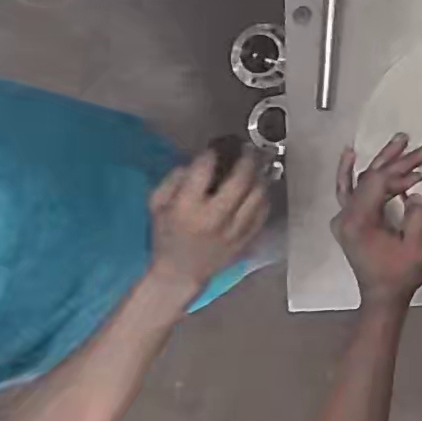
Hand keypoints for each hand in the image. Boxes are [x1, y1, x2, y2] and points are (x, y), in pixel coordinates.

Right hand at [145, 147, 270, 308]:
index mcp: (187, 208)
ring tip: (259, 163)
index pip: (203, 171)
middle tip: (248, 148)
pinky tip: (261, 186)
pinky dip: (265, 195)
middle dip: (247, 158)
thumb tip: (198, 161)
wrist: (181, 273)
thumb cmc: (166, 236)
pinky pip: (264, 210)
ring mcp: (235, 229)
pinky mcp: (248, 237)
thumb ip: (173, 180)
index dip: (211, 154)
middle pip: (240, 179)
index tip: (216, 148)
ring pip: (258, 193)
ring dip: (261, 174)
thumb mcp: (157, 206)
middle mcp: (215, 217)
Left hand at [331, 135, 421, 311]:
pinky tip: (351, 155)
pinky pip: (347, 190)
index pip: (378, 183)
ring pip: (359, 180)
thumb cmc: (400, 275)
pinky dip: (350, 172)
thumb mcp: (416, 248)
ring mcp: (344, 218)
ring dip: (380, 161)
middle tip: (420, 146)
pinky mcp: (349, 221)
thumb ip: (418, 217)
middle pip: (369, 177)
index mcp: (359, 221)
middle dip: (397, 160)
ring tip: (398, 141)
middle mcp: (346, 215)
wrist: (383, 298)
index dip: (402, 172)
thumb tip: (417, 193)